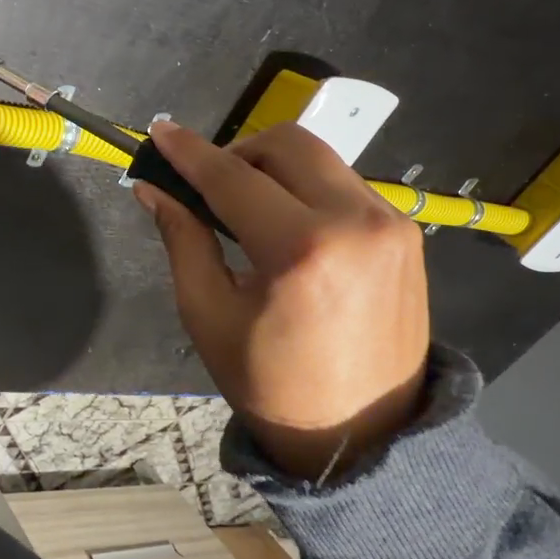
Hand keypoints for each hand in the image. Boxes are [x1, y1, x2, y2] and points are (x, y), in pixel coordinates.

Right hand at [135, 121, 430, 479]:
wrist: (360, 427)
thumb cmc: (267, 381)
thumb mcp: (207, 314)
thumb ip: (182, 241)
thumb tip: (153, 191)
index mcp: (300, 249)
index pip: (232, 178)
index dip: (190, 153)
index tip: (160, 131)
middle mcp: (356, 220)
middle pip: (288, 144)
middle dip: (237, 151)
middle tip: (205, 186)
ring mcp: (391, 223)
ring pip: (320, 159)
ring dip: (272, 169)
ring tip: (242, 209)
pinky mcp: (405, 232)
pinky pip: (344, 186)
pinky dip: (304, 190)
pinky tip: (285, 228)